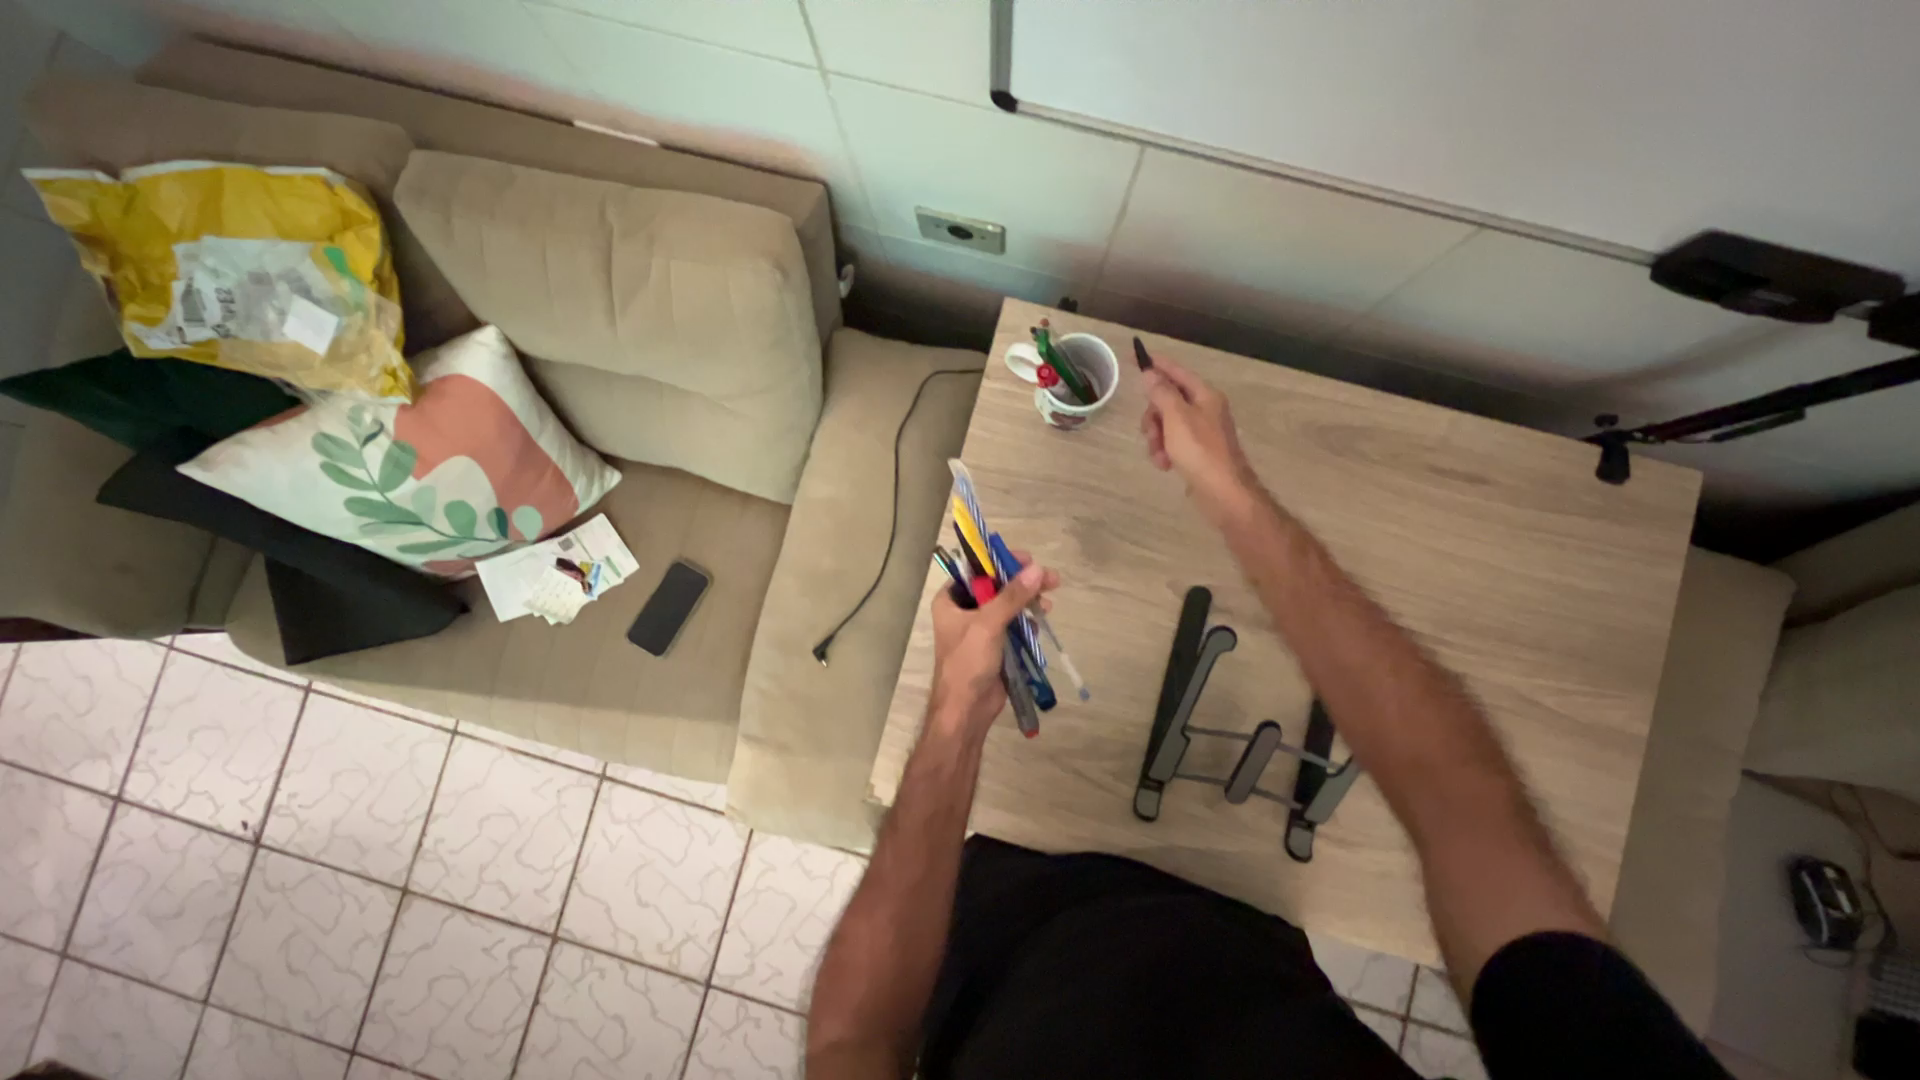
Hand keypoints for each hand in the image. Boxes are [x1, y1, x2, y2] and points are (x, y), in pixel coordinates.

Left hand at [928, 561, 1058, 734]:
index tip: (1028, 559)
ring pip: (1008, 606)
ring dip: (1028, 601)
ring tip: (1048, 602)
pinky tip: (1039, 621)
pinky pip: (1013, 625)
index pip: (977, 570)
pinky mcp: (994, 645)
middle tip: (1051, 579)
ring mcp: (980, 629)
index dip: (1001, 562)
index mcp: (951, 600)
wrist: (966, 709)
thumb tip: (1037, 570)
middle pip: (996, 587)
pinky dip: (1026, 621)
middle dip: (1022, 583)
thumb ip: (1012, 596)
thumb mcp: (988, 624)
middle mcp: (963, 611)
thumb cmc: (967, 662)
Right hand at [1140, 356, 1262, 523]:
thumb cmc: (1200, 451)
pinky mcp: (1198, 451)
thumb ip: (1162, 393)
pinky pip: (1173, 442)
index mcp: (1205, 396)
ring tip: (1159, 456)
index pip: (1177, 372)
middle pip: (1168, 400)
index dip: (1156, 364)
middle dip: (1153, 417)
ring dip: (1156, 438)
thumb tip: (1150, 373)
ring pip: (1167, 424)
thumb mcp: (1176, 418)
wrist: (1223, 492)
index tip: (1136, 356)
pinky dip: (1165, 451)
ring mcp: (1202, 431)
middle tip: (1150, 433)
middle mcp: (1205, 409)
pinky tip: (1165, 465)